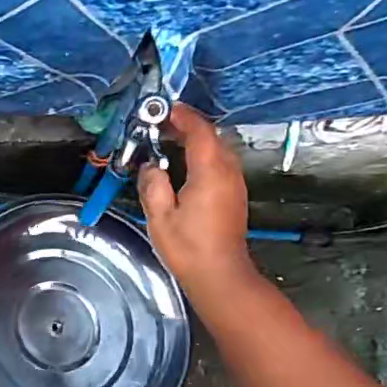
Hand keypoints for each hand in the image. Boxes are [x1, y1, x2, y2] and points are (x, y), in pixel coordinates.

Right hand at [137, 104, 258, 300]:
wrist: (220, 276)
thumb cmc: (190, 249)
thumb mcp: (160, 217)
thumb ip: (153, 185)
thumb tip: (151, 167)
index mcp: (210, 171)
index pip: (198, 130)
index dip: (181, 116)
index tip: (163, 110)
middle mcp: (228, 172)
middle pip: (211, 136)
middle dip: (186, 126)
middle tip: (161, 126)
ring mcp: (235, 184)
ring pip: (218, 149)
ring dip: (195, 142)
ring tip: (169, 144)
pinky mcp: (235, 196)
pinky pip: (221, 165)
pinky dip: (203, 157)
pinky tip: (184, 168)